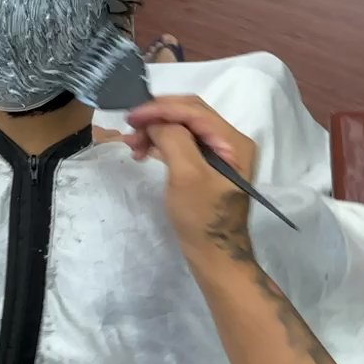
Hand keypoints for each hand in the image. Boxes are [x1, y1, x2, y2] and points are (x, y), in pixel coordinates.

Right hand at [125, 96, 259, 263]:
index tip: (131, 117)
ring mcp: (218, 153)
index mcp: (233, 141)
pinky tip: (144, 151)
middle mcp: (229, 141)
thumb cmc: (202, 218)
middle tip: (129, 129)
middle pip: (188, 114)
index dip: (160, 109)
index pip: (193, 110)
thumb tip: (157, 123)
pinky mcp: (206, 165)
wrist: (213, 255)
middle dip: (156, 118)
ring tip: (133, 145)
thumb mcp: (187, 176)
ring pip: (182, 127)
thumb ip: (174, 140)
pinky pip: (181, 142)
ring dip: (156, 130)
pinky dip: (161, 142)